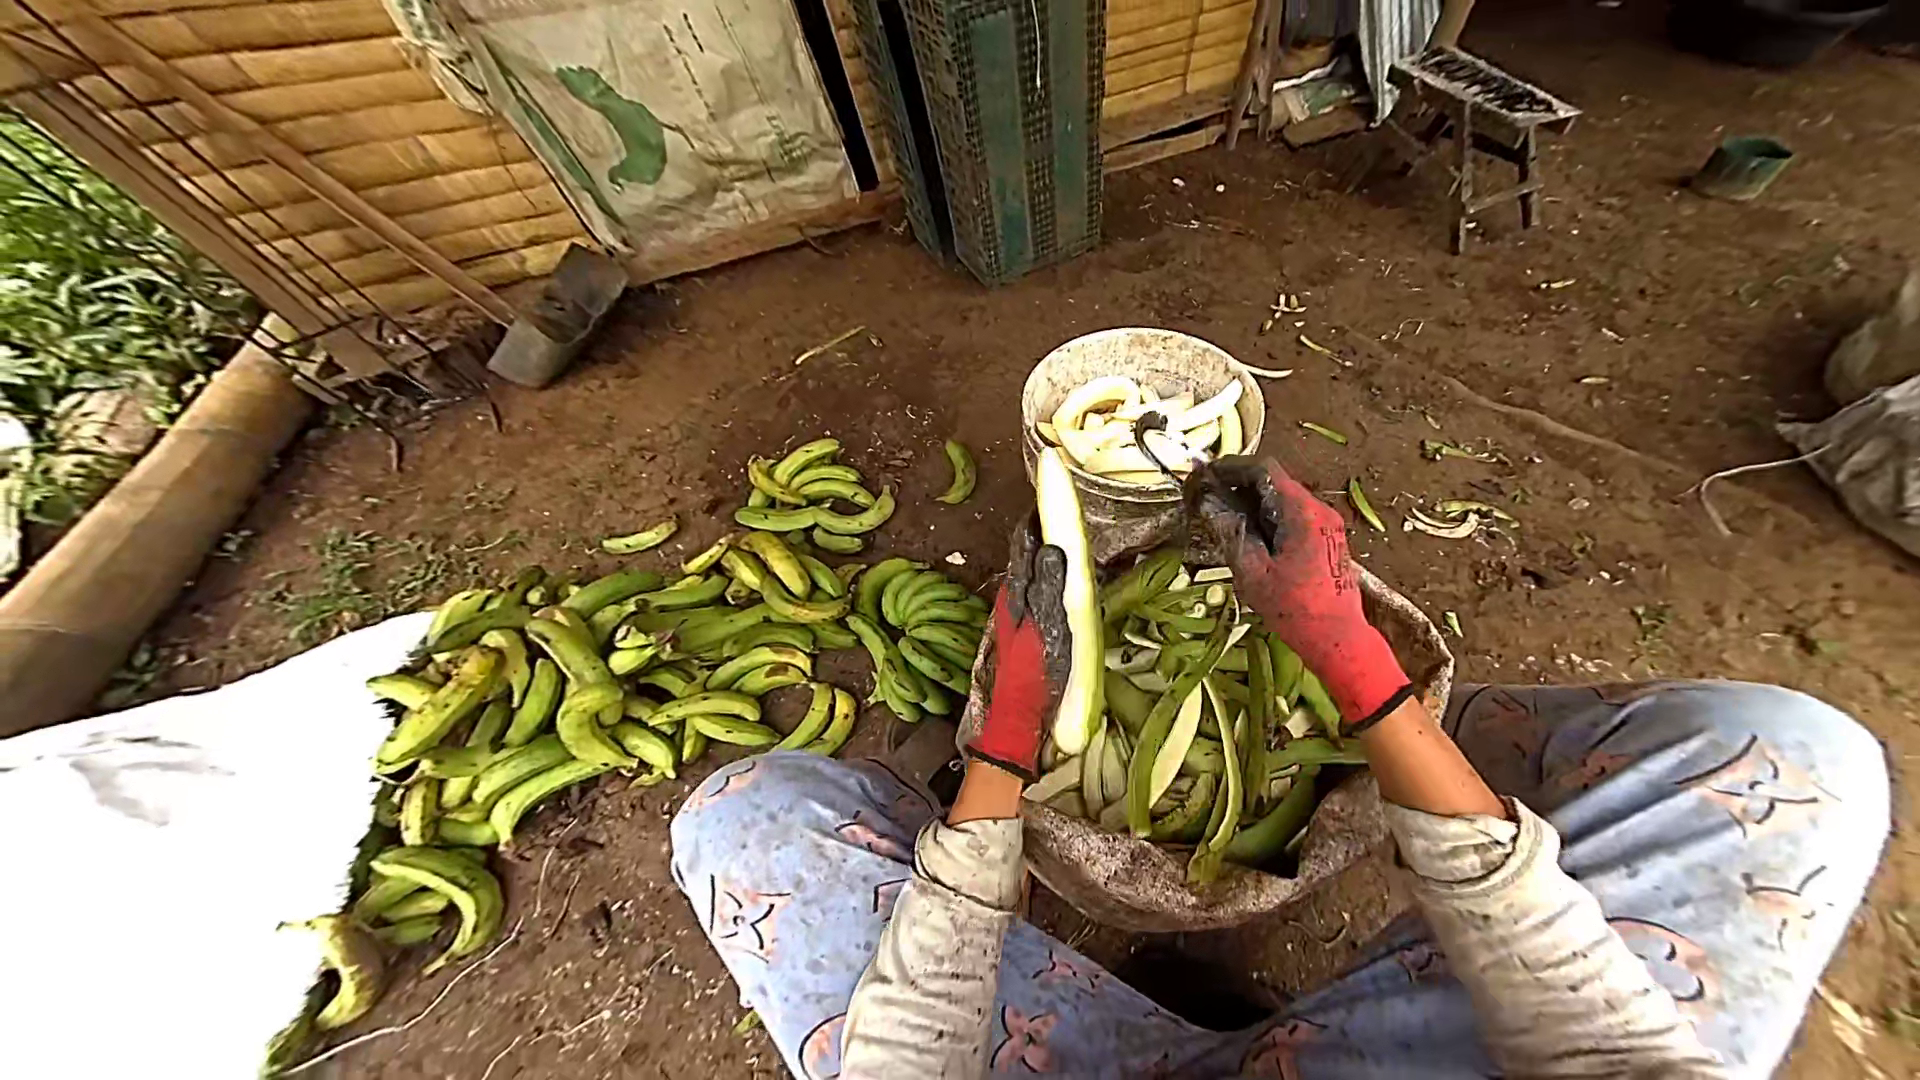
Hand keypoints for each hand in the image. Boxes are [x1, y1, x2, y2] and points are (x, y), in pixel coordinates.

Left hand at [964, 511, 1070, 780]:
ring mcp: (1013, 612)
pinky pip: (1029, 586)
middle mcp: (1012, 598)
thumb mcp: (1047, 632)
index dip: (1035, 519)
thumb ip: (1049, 589)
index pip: (1025, 545)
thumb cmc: (1034, 675)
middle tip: (1053, 503)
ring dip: (1036, 547)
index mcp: (1018, 594)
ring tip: (1051, 527)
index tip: (1047, 490)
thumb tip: (1051, 547)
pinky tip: (1047, 570)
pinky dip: (1038, 570)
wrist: (1016, 715)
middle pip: (1024, 554)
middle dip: (1036, 528)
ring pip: (1025, 569)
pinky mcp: (1018, 626)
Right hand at [1186, 456, 1412, 733]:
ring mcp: (1325, 524)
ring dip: (1249, 501)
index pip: (1264, 470)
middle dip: (1236, 484)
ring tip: (1218, 513)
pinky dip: (1264, 515)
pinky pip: (1290, 515)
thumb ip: (1230, 532)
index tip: (1203, 475)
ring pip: (1281, 498)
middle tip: (1204, 495)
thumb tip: (1207, 503)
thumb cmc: (1294, 608)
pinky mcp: (1324, 538)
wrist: (1338, 639)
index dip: (1229, 468)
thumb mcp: (1252, 571)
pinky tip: (1244, 532)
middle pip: (1273, 481)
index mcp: (1302, 513)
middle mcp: (1319, 511)